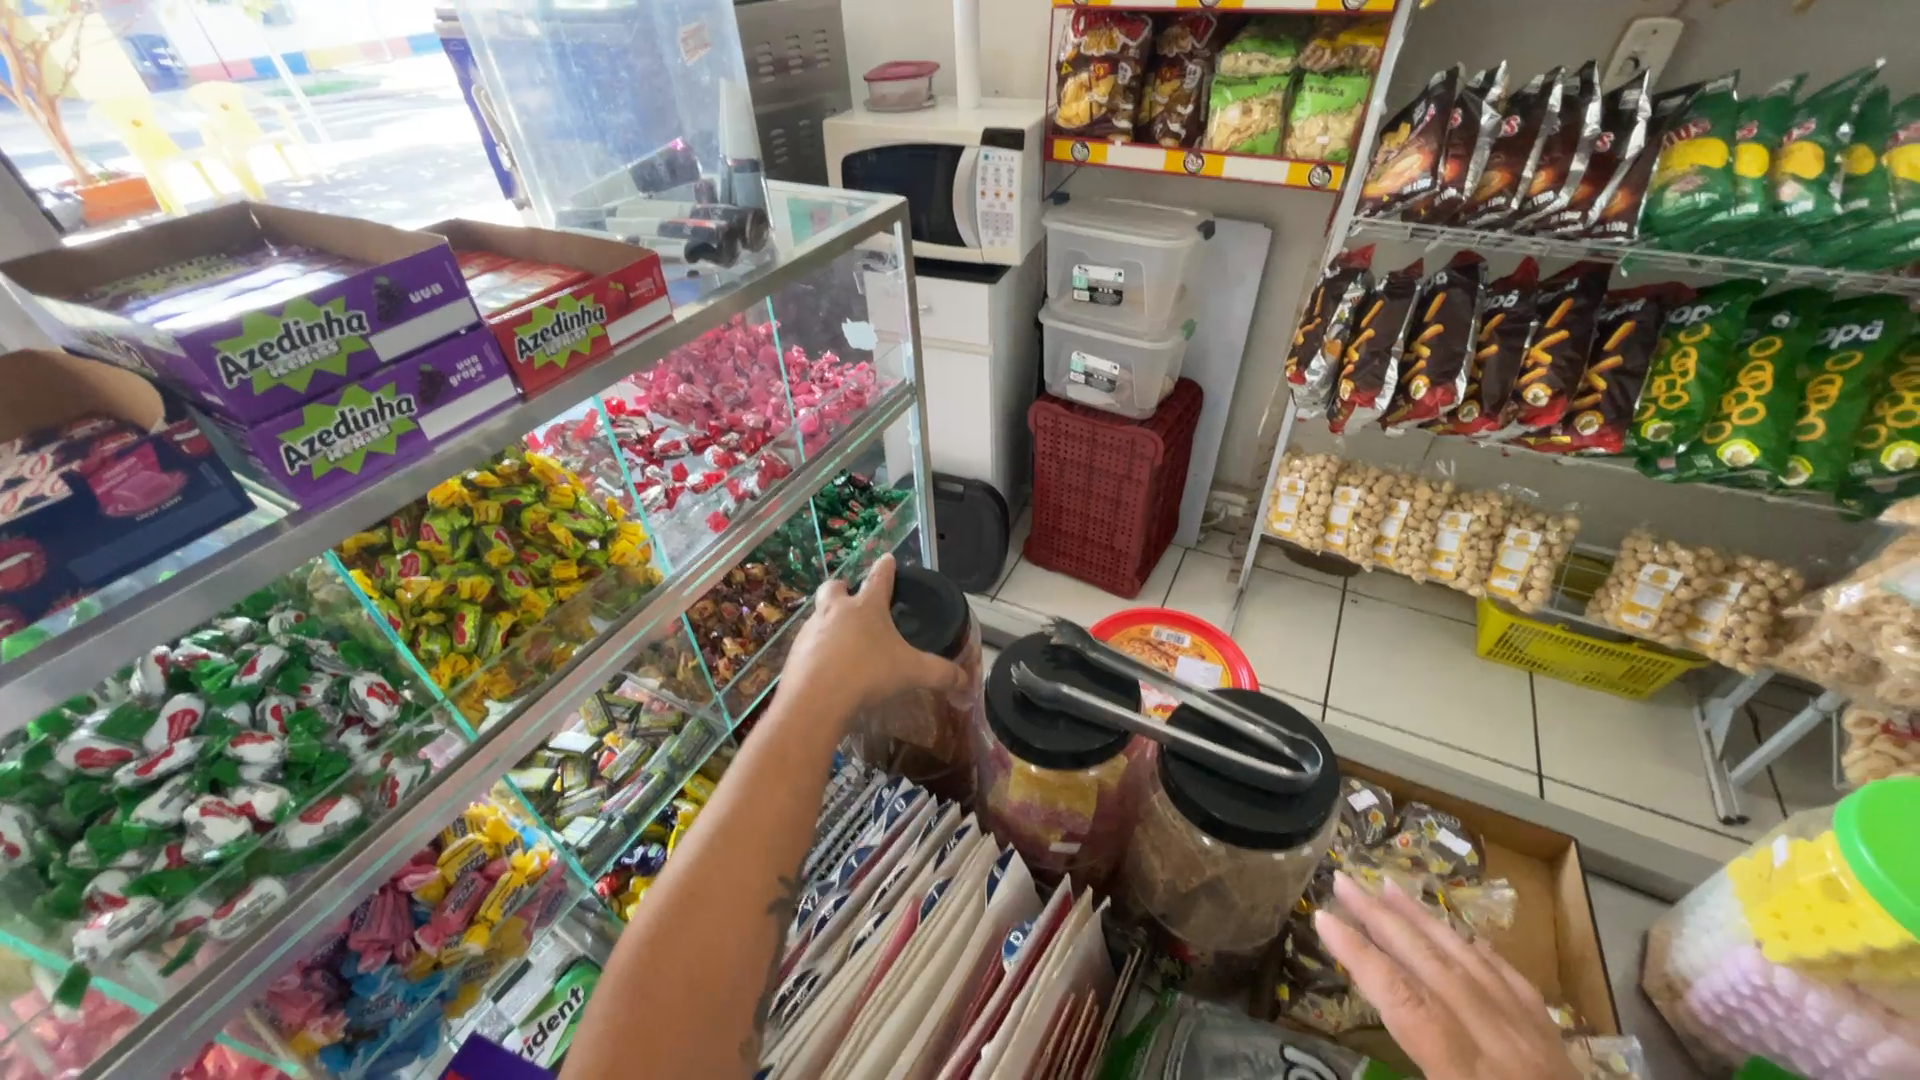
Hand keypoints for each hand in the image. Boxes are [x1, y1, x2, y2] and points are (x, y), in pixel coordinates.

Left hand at [780, 555, 968, 721]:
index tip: (888, 558)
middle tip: (851, 597)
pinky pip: (808, 644)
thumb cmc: (867, 675)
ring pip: (818, 615)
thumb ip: (941, 675)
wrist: (815, 700)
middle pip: (834, 587)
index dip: (886, 567)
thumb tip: (966, 682)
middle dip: (843, 588)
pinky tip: (827, 668)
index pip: (879, 577)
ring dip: (829, 620)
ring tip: (842, 640)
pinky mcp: (795, 654)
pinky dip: (818, 650)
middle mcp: (835, 611)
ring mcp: (811, 631)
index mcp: (866, 607)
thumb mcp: (912, 673)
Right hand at [1314, 872, 1579, 1079]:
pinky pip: (1517, 986)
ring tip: (1388, 886)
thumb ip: (1410, 1071)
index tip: (1321, 917)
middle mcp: (1506, 1052)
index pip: (1407, 1002)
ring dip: (1426, 922)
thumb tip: (1364, 1041)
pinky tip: (1460, 935)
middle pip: (1436, 969)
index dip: (1361, 956)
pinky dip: (1480, 952)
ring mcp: (1539, 1047)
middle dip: (1384, 919)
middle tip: (1343, 880)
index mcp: (1471, 1079)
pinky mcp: (1561, 1051)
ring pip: (1475, 966)